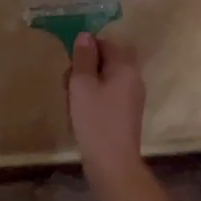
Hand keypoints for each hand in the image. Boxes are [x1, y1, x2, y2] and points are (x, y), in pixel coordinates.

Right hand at [66, 32, 145, 180]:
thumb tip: (85, 35)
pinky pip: (106, 97)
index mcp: (125, 67)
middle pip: (102, 62)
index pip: (104, 43)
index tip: (69, 66)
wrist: (113, 165)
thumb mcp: (82, 84)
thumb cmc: (96, 120)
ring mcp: (130, 98)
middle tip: (68, 88)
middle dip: (82, 71)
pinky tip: (79, 118)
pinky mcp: (125, 114)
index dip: (84, 50)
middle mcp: (132, 78)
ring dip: (83, 88)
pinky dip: (91, 102)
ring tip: (71, 107)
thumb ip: (83, 57)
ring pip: (101, 81)